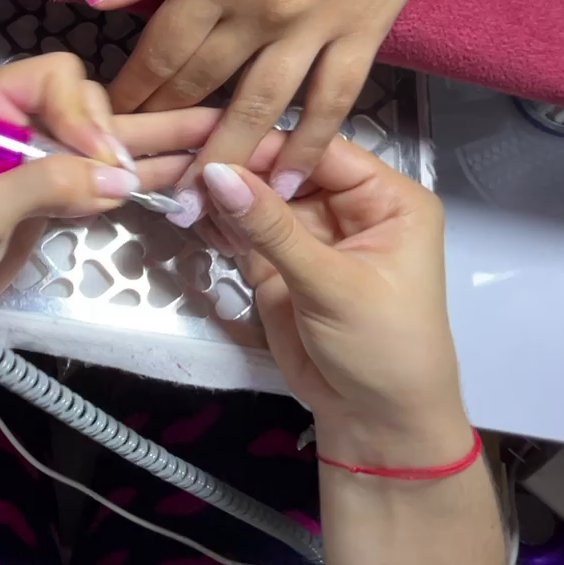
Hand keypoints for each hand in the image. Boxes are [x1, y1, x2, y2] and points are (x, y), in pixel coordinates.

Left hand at [0, 54, 209, 331]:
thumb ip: (42, 186)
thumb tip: (117, 179)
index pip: (51, 78)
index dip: (80, 113)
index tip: (95, 160)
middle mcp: (16, 117)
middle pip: (86, 102)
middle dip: (110, 135)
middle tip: (119, 178)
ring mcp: (40, 152)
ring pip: (106, 135)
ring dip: (156, 140)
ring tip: (217, 134)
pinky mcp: (57, 186)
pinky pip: (107, 171)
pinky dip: (145, 172)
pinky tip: (192, 167)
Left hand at [92, 0, 501, 206]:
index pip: (159, 48)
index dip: (130, 88)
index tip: (106, 117)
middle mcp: (264, 10)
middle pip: (197, 83)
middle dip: (159, 126)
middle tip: (134, 163)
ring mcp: (320, 26)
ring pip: (256, 108)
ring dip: (219, 157)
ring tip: (190, 201)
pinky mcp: (370, 30)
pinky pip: (333, 101)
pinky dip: (307, 145)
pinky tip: (283, 182)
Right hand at [198, 134, 469, 468]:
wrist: (373, 421)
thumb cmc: (382, 347)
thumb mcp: (331, 283)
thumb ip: (271, 226)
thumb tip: (217, 172)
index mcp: (386, 198)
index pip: (319, 151)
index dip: (269, 146)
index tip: (214, 143)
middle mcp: (346, 207)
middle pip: (282, 170)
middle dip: (237, 171)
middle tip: (184, 169)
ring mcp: (307, 234)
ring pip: (256, 199)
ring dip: (220, 197)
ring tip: (177, 188)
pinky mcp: (276, 261)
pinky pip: (242, 229)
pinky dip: (217, 223)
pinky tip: (189, 212)